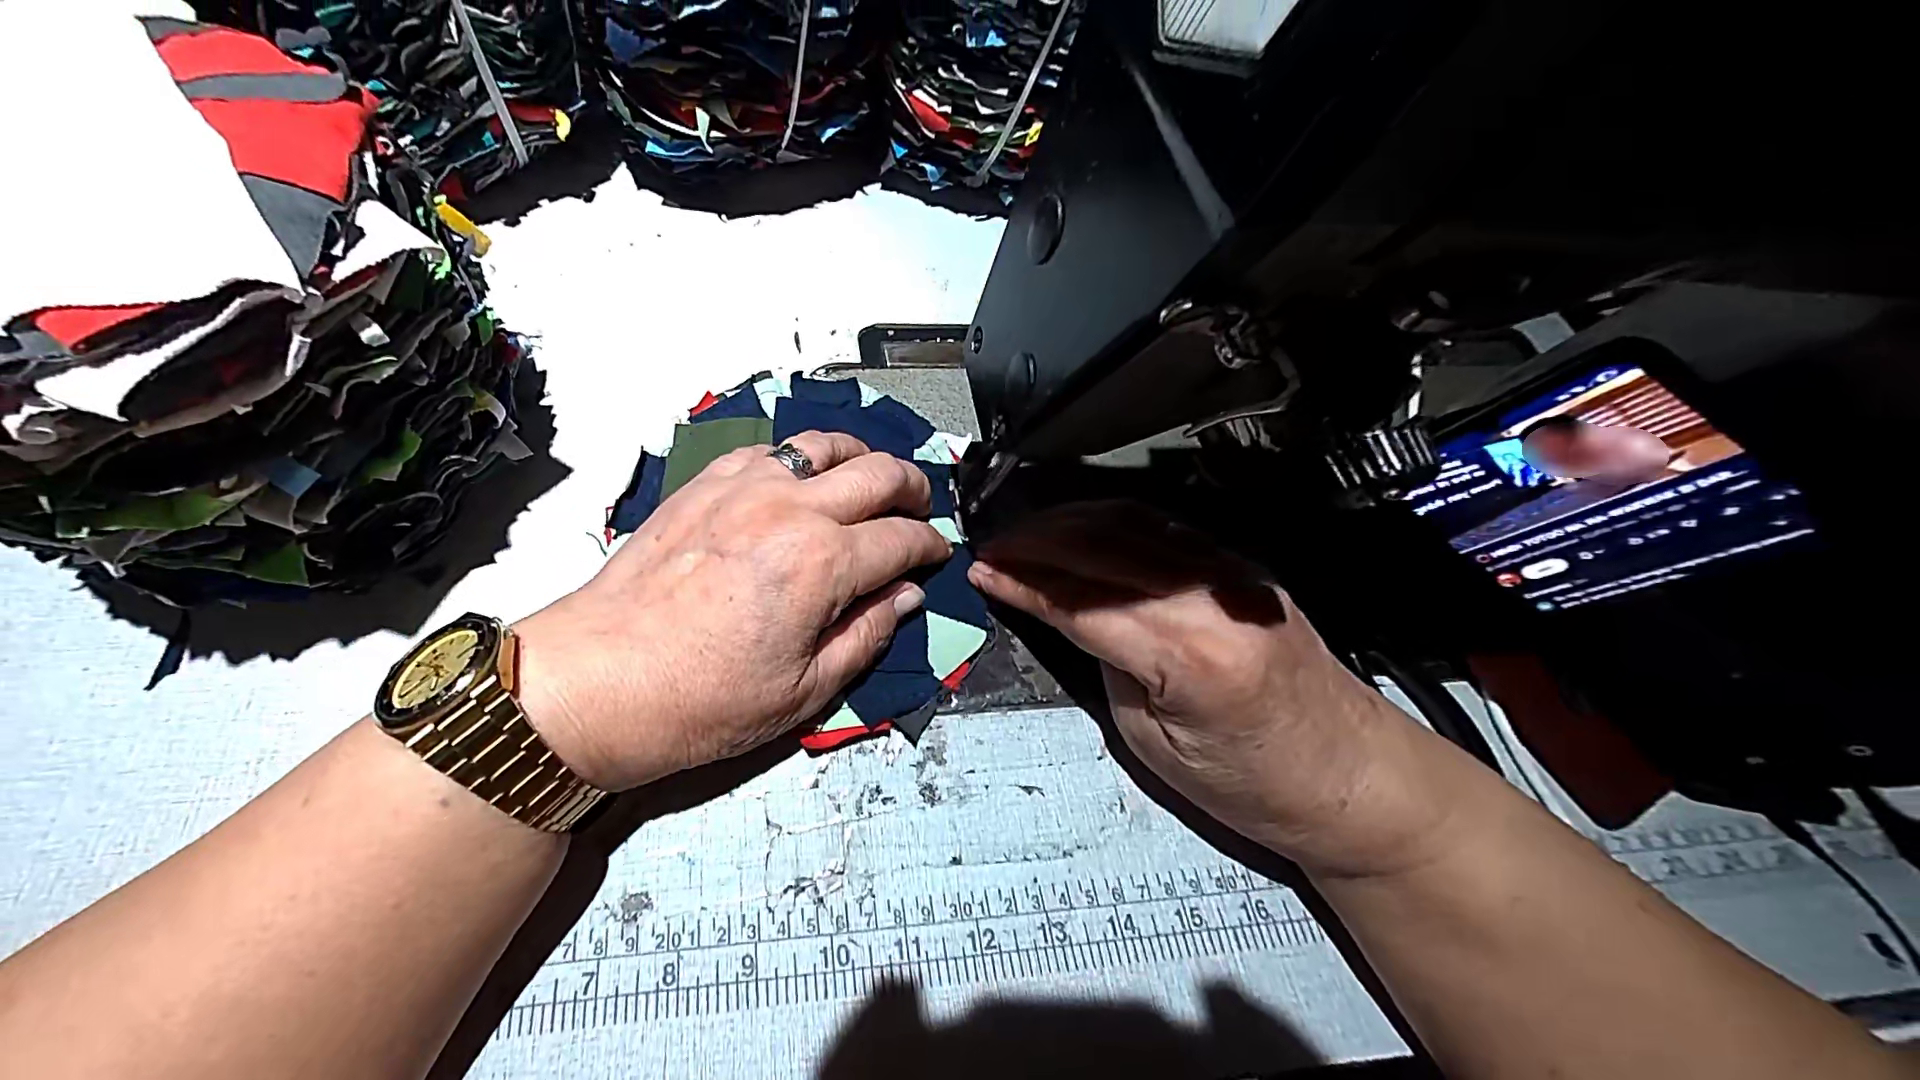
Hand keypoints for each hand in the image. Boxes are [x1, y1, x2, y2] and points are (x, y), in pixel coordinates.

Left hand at [512, 432, 950, 790]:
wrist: (592, 683)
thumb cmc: (697, 700)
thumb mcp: (804, 690)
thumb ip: (867, 633)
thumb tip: (903, 596)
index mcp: (822, 563)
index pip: (902, 539)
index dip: (930, 546)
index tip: (936, 555)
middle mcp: (790, 510)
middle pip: (879, 475)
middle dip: (913, 489)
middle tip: (921, 509)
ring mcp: (743, 489)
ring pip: (825, 444)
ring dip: (863, 458)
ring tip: (873, 478)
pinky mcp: (704, 485)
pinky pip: (769, 450)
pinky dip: (801, 457)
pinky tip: (803, 478)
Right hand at [969, 501, 1455, 878]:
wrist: (1351, 778)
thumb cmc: (1250, 784)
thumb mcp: (1152, 741)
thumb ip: (1107, 663)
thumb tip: (1068, 613)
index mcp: (1186, 654)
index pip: (1080, 600)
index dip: (1023, 582)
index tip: (983, 569)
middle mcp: (1211, 598)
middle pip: (1101, 546)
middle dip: (1036, 539)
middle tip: (993, 543)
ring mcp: (1233, 576)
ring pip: (1132, 524)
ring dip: (1070, 520)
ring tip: (1026, 531)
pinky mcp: (1243, 571)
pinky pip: (1164, 531)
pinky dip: (1113, 522)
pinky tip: (1084, 527)